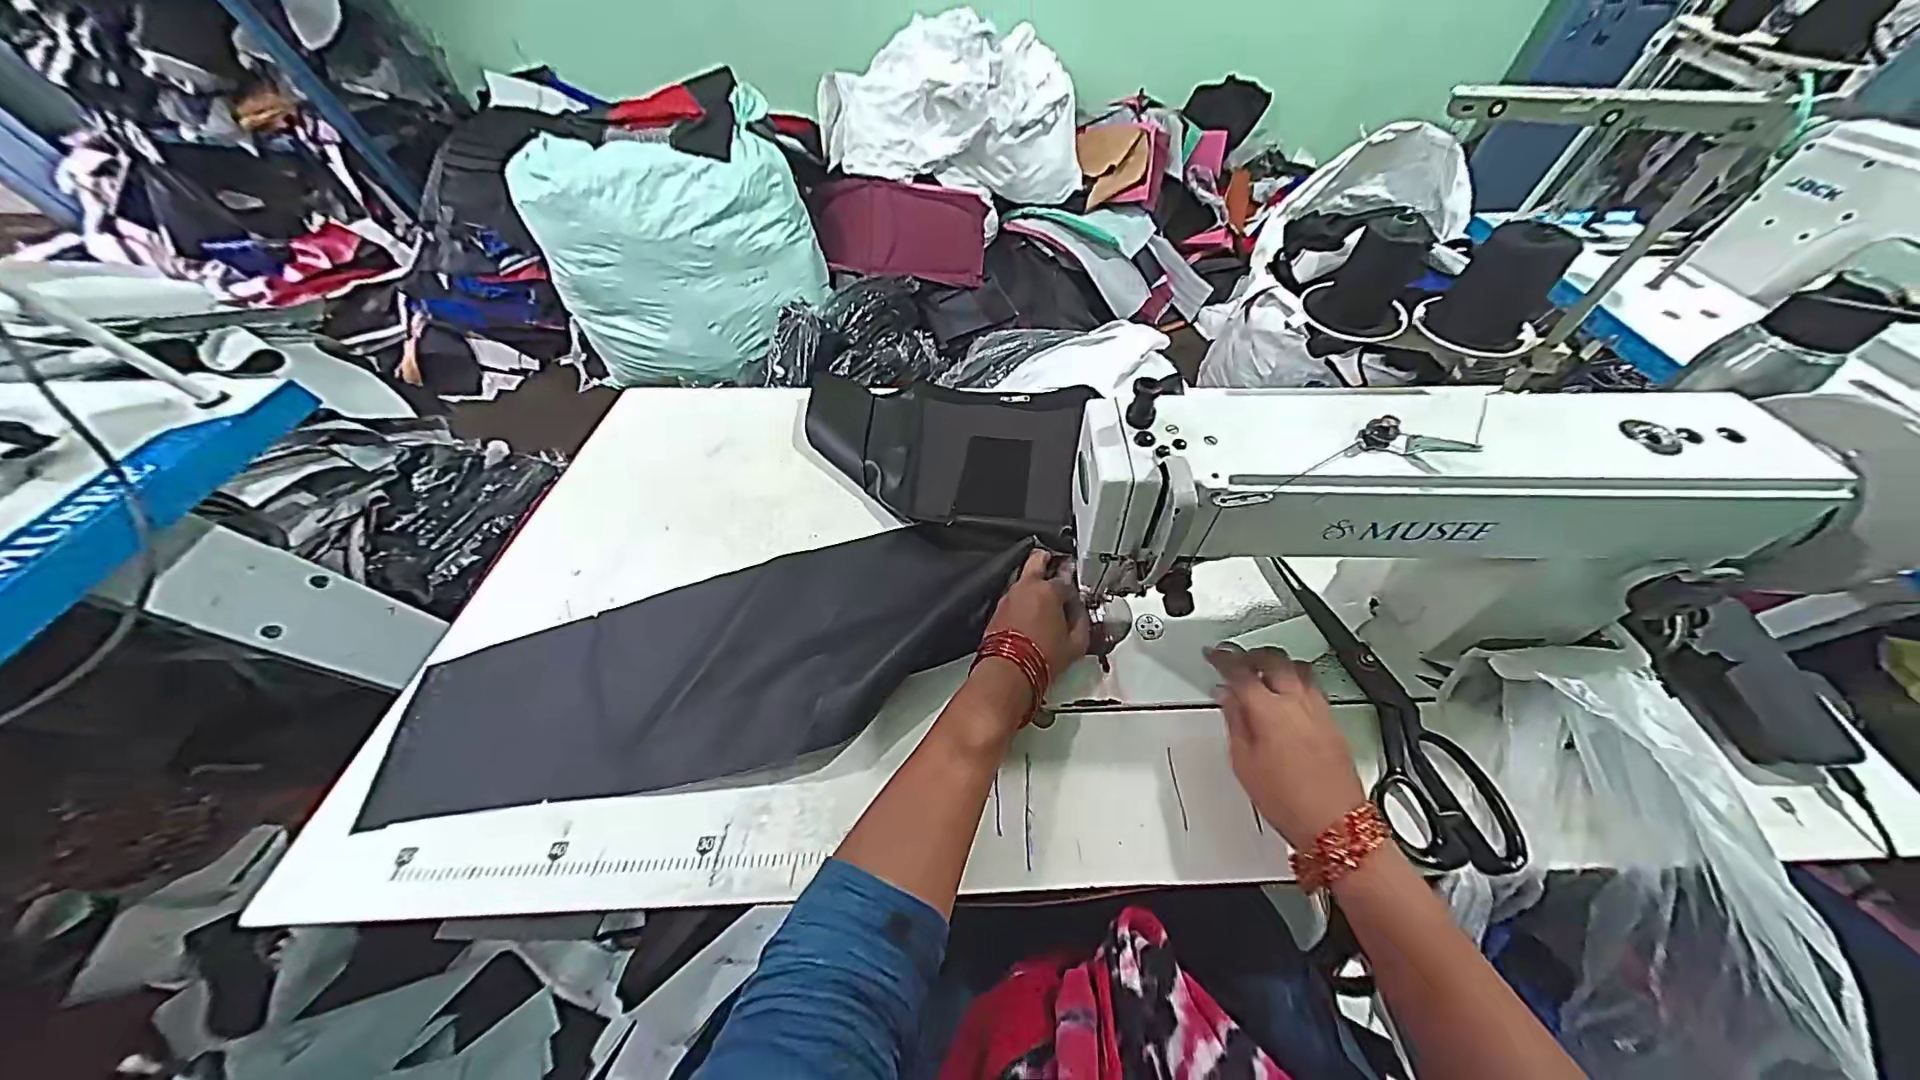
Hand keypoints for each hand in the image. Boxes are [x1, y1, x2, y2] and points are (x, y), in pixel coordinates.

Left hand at [984, 549, 1090, 685]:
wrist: (1008, 669)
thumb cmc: (1040, 656)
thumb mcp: (1076, 643)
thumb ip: (1082, 622)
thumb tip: (1080, 615)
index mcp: (1049, 590)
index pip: (1067, 582)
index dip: (1074, 592)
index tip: (1075, 603)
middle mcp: (1027, 586)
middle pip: (1038, 558)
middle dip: (1049, 560)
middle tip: (1057, 569)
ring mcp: (1009, 595)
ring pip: (1022, 575)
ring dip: (1033, 580)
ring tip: (1043, 597)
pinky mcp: (998, 607)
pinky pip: (1013, 594)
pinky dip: (1022, 597)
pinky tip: (1029, 611)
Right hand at [1207, 644, 1368, 848]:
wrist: (1334, 824)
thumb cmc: (1290, 800)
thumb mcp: (1243, 761)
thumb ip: (1234, 720)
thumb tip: (1227, 697)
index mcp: (1268, 710)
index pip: (1241, 671)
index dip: (1223, 659)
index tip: (1214, 655)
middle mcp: (1296, 703)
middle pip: (1273, 660)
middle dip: (1251, 654)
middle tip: (1236, 658)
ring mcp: (1318, 710)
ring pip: (1298, 667)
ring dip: (1277, 662)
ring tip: (1263, 669)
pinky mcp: (1333, 721)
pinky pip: (1313, 685)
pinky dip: (1296, 678)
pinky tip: (1288, 690)